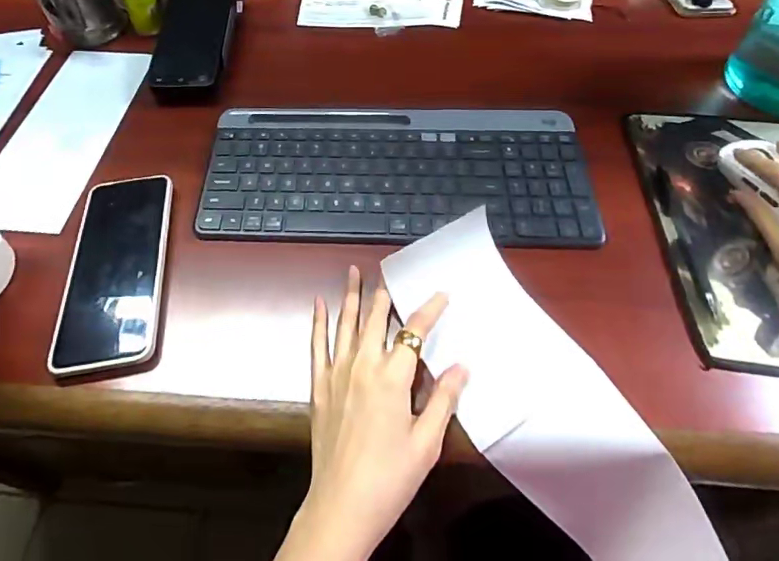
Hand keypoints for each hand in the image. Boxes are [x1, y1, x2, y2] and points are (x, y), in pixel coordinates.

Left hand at [277, 265, 468, 560]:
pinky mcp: (319, 385)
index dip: (429, 310)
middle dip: (384, 295)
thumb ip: (443, 399)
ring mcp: (337, 373)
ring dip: (351, 296)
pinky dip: (318, 321)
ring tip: (353, 272)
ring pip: (346, 323)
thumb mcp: (427, 443)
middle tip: (389, 276)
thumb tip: (461, 367)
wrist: (342, 505)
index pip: (414, 332)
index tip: (440, 295)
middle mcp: (362, 365)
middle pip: (376, 319)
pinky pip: (317, 344)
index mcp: (391, 377)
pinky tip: (319, 303)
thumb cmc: (389, 477)